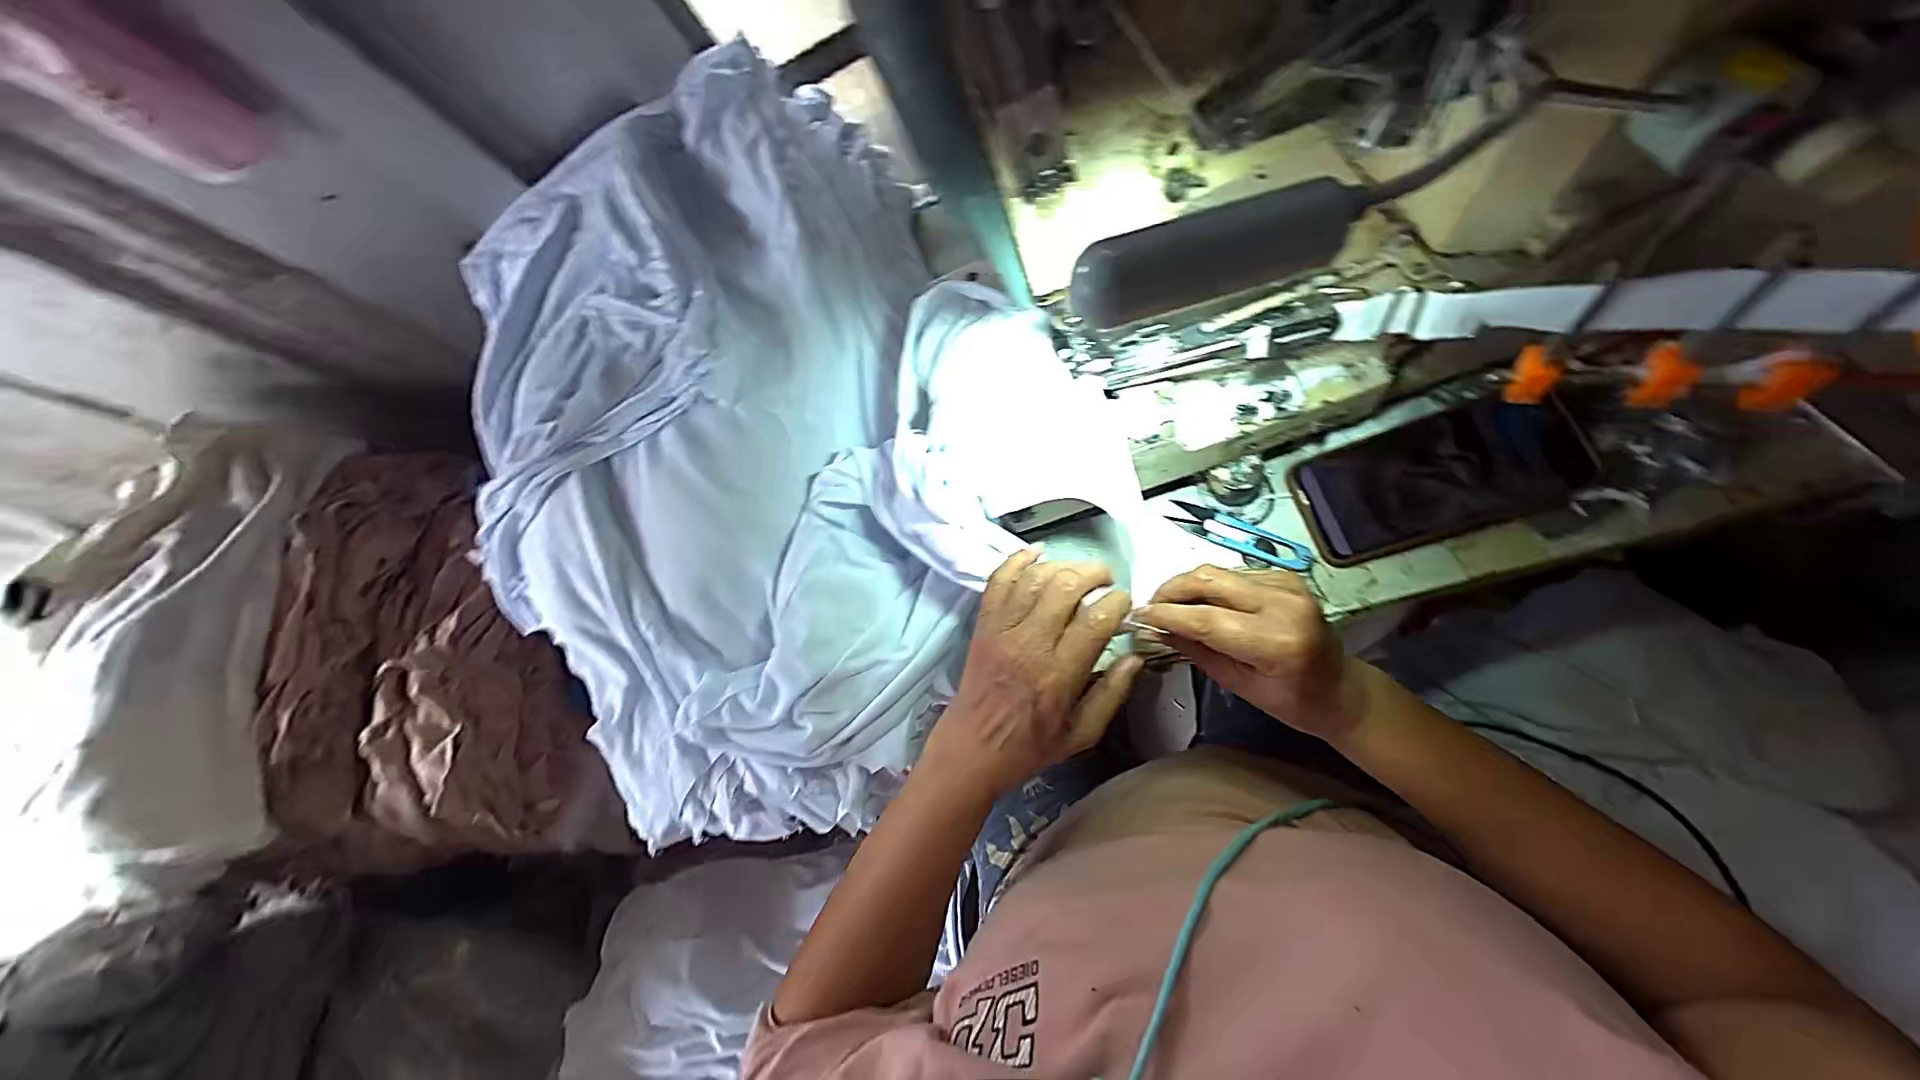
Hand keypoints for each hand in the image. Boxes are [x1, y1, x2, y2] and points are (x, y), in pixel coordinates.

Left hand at [919, 548, 1144, 797]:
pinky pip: (998, 581)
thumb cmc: (1029, 746)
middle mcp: (1029, 645)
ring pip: (1034, 578)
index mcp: (1058, 675)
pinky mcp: (984, 625)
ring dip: (1062, 565)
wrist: (972, 748)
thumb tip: (1134, 657)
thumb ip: (1112, 694)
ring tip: (1079, 571)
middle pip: (1065, 587)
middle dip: (1094, 574)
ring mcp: (1002, 630)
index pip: (1094, 620)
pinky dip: (1017, 561)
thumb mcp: (1082, 734)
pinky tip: (1037, 553)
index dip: (1117, 603)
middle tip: (1107, 580)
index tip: (1125, 603)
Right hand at [1136, 565, 1365, 740]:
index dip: (1165, 615)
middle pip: (1208, 580)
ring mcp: (1286, 584)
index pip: (1205, 618)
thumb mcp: (1239, 684)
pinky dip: (1208, 586)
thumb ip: (1197, 651)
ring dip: (1186, 586)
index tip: (1138, 617)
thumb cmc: (1293, 700)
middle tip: (1150, 608)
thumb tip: (1156, 629)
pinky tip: (1200, 604)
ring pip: (1216, 572)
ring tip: (1169, 606)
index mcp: (1276, 640)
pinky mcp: (1284, 575)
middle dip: (1170, 591)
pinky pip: (1231, 573)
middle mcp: (1283, 603)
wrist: (1341, 687)